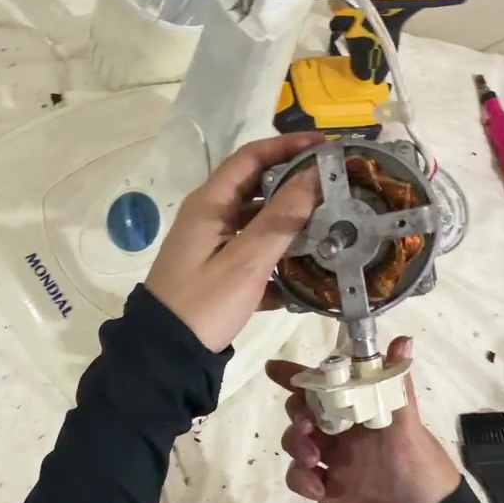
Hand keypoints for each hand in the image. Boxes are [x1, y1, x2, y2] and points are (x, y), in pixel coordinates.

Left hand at [146, 133, 323, 350]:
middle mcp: (210, 218)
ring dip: (292, 226)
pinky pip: (254, 255)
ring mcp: (212, 246)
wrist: (166, 355)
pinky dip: (279, 260)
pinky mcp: (218, 273)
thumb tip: (315, 175)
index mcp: (210, 204)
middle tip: (337, 190)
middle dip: (296, 188)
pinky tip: (308, 275)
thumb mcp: (246, 260)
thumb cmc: (204, 303)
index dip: (287, 146)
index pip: (251, 158)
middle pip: (258, 189)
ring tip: (333, 230)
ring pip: (258, 224)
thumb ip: (281, 218)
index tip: (325, 147)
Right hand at [266, 337, 462, 502]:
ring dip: (296, 444)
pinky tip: (319, 489)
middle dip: (297, 413)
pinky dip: (301, 479)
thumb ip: (396, 385)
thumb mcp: (409, 426)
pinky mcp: (324, 487)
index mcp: (363, 410)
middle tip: (307, 425)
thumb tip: (403, 338)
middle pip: (303, 410)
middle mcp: (344, 431)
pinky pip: (297, 476)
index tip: (275, 369)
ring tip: (314, 460)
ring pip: (296, 441)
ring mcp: (332, 459)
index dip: (299, 375)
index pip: (327, 384)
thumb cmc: (419, 469)